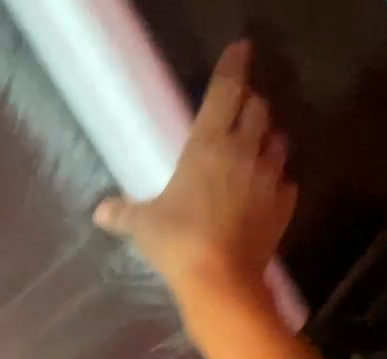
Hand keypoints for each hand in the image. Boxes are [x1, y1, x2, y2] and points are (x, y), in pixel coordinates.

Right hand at [94, 41, 295, 301]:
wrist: (220, 279)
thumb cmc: (177, 242)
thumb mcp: (143, 226)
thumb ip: (123, 214)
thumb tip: (100, 211)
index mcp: (207, 145)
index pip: (225, 92)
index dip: (232, 67)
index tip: (240, 50)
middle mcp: (243, 152)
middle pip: (258, 110)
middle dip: (251, 105)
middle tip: (241, 111)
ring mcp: (268, 178)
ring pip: (278, 141)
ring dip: (268, 139)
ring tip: (256, 147)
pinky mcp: (283, 206)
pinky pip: (286, 182)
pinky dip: (278, 181)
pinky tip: (266, 190)